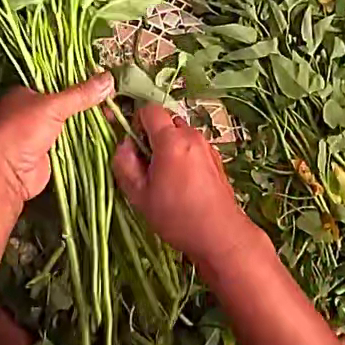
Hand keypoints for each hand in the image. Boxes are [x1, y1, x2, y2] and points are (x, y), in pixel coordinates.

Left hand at [0, 73, 114, 202]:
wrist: (7, 173)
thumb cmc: (22, 131)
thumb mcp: (53, 106)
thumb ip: (81, 94)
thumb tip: (109, 78)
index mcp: (27, 92)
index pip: (58, 80)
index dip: (80, 80)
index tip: (104, 80)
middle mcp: (33, 111)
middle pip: (67, 103)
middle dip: (89, 103)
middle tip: (115, 99)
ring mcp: (42, 133)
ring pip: (72, 123)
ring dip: (90, 121)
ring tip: (116, 114)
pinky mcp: (50, 152)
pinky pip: (73, 142)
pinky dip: (87, 139)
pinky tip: (108, 133)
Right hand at [112, 104, 271, 269]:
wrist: (220, 234)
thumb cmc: (176, 216)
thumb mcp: (139, 194)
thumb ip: (125, 164)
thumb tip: (124, 145)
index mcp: (171, 141)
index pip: (150, 110)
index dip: (136, 123)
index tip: (134, 146)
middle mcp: (192, 136)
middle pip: (166, 121)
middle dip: (154, 136)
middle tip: (148, 164)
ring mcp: (207, 147)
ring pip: (181, 134)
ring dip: (169, 147)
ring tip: (166, 177)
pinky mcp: (216, 159)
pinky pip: (194, 147)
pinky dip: (184, 156)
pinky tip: (183, 183)